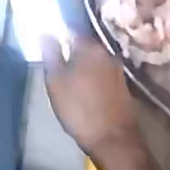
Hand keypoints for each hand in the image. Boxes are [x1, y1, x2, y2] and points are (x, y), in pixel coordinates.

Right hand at [44, 37, 147, 169]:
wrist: (113, 140)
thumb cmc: (79, 109)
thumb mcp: (56, 81)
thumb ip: (51, 54)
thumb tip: (47, 33)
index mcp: (90, 47)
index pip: (71, 29)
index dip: (58, 33)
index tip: (48, 42)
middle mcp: (107, 52)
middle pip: (84, 43)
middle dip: (70, 49)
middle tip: (55, 61)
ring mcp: (117, 68)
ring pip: (94, 58)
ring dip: (82, 63)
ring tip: (68, 76)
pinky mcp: (122, 84)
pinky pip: (101, 71)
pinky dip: (92, 75)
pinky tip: (84, 87)